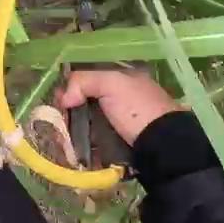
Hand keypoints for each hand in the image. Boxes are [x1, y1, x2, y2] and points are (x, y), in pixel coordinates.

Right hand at [57, 66, 182, 145]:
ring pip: (87, 120)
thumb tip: (64, 99)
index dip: (71, 83)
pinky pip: (94, 138)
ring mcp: (120, 122)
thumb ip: (82, 81)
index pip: (89, 75)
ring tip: (62, 135)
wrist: (163, 147)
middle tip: (60, 117)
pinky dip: (82, 141)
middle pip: (85, 98)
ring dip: (73, 126)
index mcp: (124, 78)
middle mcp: (122, 97)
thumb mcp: (111, 83)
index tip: (60, 96)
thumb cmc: (138, 109)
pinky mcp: (119, 143)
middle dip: (70, 107)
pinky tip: (73, 145)